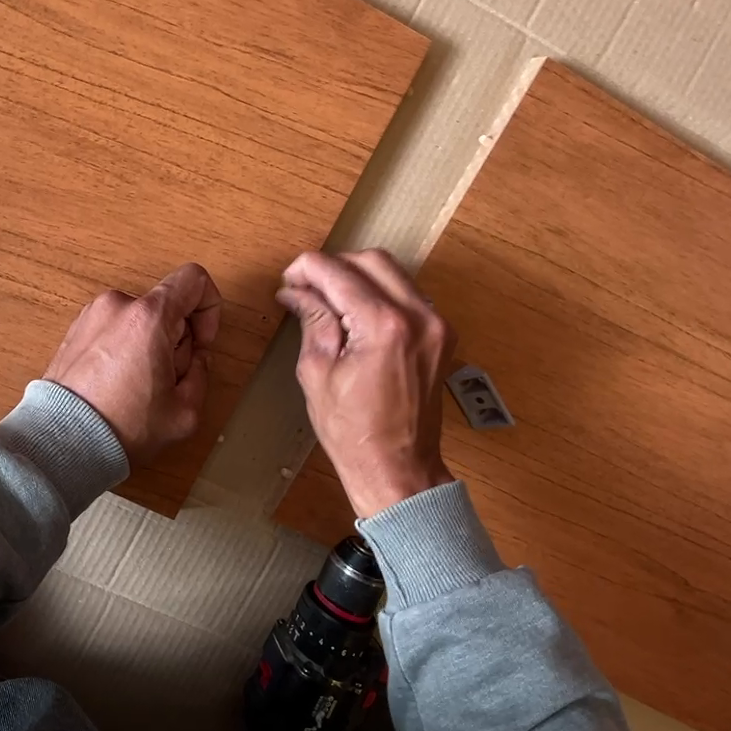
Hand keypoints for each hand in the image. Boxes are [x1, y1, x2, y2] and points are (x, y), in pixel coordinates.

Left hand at [44, 263, 223, 463]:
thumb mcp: (184, 412)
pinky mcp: (75, 330)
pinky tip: (118, 386)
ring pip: (141, 320)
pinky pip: (115, 329)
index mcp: (148, 316)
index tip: (202, 342)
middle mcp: (118, 305)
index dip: (209, 309)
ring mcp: (92, 315)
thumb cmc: (120, 427)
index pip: (193, 279)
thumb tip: (197, 360)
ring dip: (150, 346)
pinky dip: (125, 350)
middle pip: (167, 307)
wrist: (62, 440)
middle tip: (167, 381)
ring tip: (138, 388)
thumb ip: (202, 375)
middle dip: (177, 341)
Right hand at [277, 250, 455, 517]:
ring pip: (393, 273)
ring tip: (328, 298)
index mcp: (383, 326)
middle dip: (334, 266)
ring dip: (357, 276)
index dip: (307, 269)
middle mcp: (419, 316)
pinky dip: (379, 292)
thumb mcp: (316, 372)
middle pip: (371, 260)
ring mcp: (437, 325)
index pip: (338, 273)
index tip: (288, 280)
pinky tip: (355, 312)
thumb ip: (312, 320)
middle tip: (305, 286)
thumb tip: (296, 291)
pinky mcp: (442, 335)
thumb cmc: (352, 431)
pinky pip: (408, 294)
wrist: (399, 470)